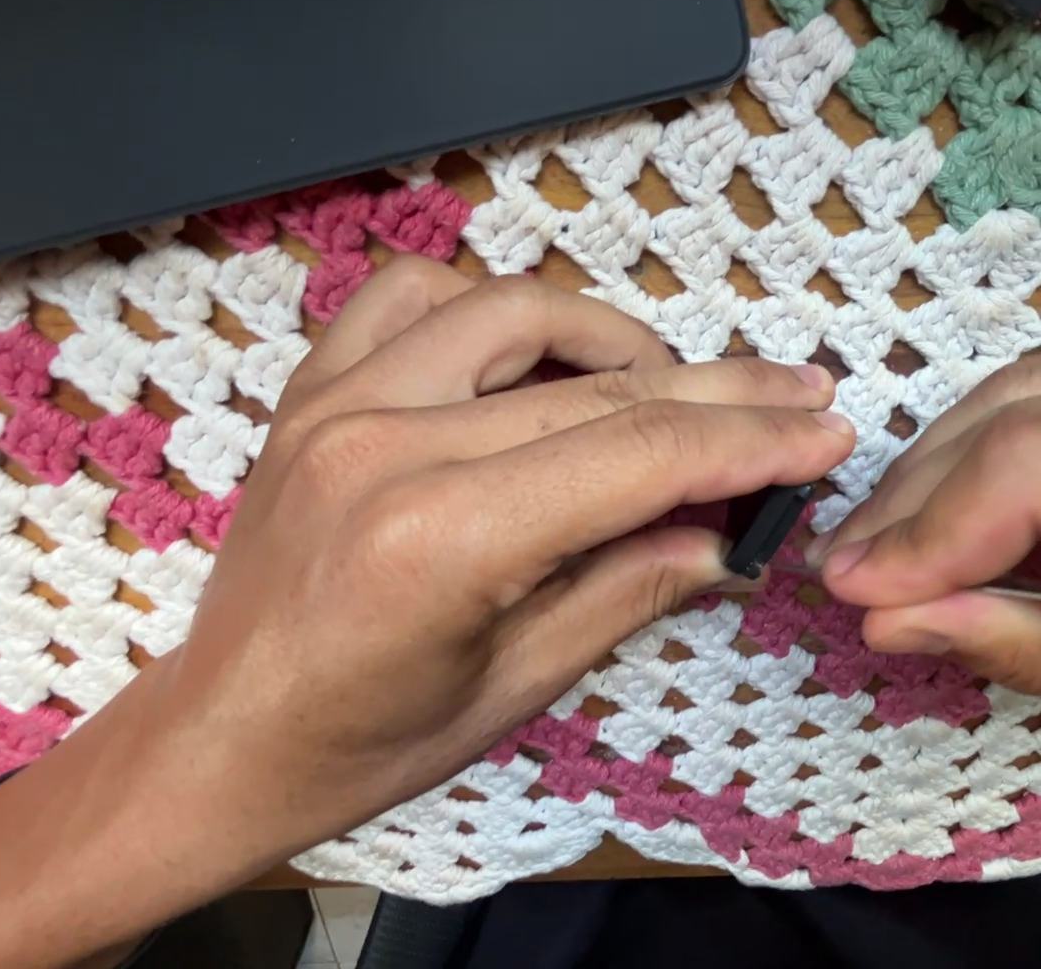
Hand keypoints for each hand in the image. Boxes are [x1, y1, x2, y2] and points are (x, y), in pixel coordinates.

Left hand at [0, 259, 854, 968]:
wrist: (216, 740)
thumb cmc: (368, 744)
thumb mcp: (523, 684)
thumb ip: (634, 585)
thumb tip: (729, 529)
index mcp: (439, 541)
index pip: (637, 457)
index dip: (750, 440)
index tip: (825, 434)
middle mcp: (387, 444)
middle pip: (602, 388)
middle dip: (724, 391)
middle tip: (801, 392)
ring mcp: (340, 399)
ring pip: (521, 312)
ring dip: (623, 339)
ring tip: (677, 382)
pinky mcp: (314, 386)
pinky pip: (418, 295)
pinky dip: (499, 309)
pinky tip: (541, 352)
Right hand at [818, 325, 1040, 789]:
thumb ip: (1037, 647)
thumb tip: (892, 616)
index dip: (934, 526)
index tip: (858, 588)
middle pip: (1031, 411)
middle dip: (919, 496)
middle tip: (851, 565)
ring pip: (1035, 383)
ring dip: (941, 462)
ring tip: (886, 536)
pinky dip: (993, 439)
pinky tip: (955, 493)